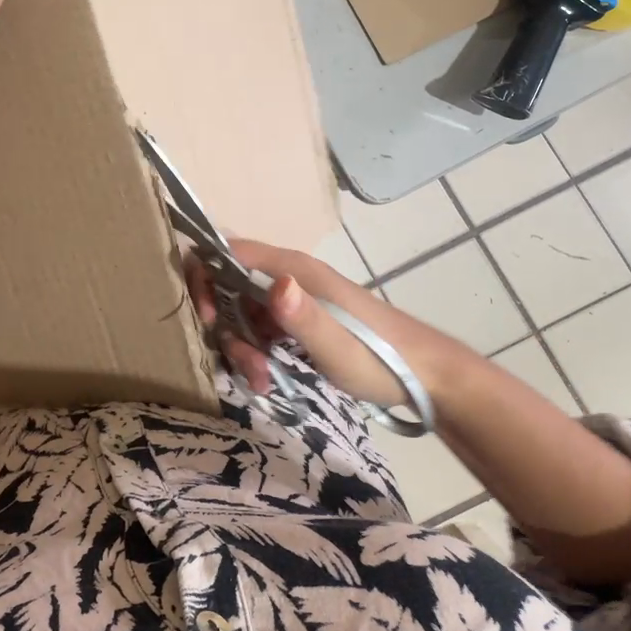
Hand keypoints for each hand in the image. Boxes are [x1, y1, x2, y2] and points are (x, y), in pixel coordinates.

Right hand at [189, 239, 421, 410]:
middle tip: (242, 361)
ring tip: (260, 379)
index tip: (207, 319)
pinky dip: (254, 352)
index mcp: (293, 270)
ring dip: (239, 345)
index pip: (226, 251)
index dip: (204, 276)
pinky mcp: (296, 320)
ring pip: (240, 311)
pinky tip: (267, 377)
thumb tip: (274, 284)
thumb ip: (303, 316)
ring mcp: (292, 299)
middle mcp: (287, 277)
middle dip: (223, 324)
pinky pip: (257, 328)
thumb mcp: (337, 345)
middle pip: (227, 285)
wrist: (426, 376)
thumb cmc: (380, 358)